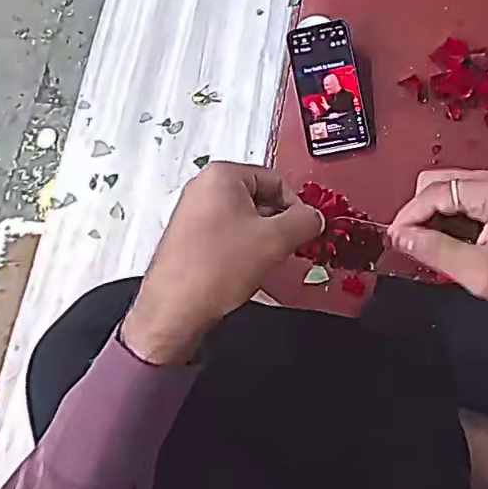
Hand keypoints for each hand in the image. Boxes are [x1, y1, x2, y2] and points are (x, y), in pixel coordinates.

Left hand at [119, 162, 322, 363]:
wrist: (172, 313)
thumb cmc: (218, 268)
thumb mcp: (275, 240)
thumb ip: (305, 221)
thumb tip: (315, 217)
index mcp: (222, 175)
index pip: (277, 181)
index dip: (295, 207)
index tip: (303, 231)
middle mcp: (203, 186)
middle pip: (261, 198)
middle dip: (278, 224)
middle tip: (285, 248)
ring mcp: (193, 211)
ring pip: (245, 218)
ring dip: (262, 239)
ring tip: (263, 262)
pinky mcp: (188, 236)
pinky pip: (227, 233)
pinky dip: (242, 248)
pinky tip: (244, 270)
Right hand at [387, 169, 487, 325]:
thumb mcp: (478, 272)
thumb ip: (435, 249)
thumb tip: (398, 234)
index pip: (438, 190)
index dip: (411, 213)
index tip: (393, 238)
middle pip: (439, 183)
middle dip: (419, 211)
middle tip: (408, 244)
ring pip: (446, 191)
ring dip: (431, 216)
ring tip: (424, 247)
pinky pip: (459, 202)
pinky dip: (445, 219)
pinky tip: (442, 243)